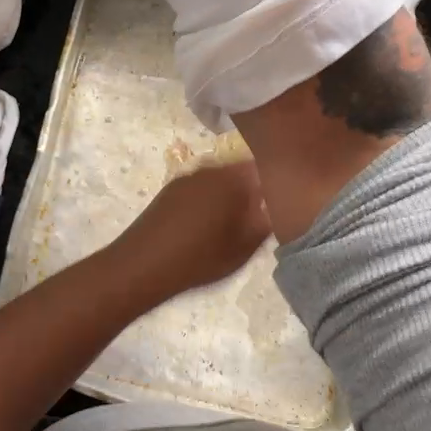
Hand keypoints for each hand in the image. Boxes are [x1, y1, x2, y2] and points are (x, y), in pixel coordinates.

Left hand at [103, 160, 274, 304]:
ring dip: (234, 191)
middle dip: (256, 185)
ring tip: (240, 218)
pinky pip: (204, 185)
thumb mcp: (243, 246)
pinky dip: (213, 196)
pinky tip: (212, 220)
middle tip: (267, 209)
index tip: (287, 196)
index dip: (278, 179)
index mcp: (233, 179)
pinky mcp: (173, 187)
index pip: (265, 167)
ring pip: (222, 177)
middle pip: (244, 169)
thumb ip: (265, 220)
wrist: (143, 263)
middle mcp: (211, 169)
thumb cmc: (199, 257)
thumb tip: (278, 204)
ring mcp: (189, 176)